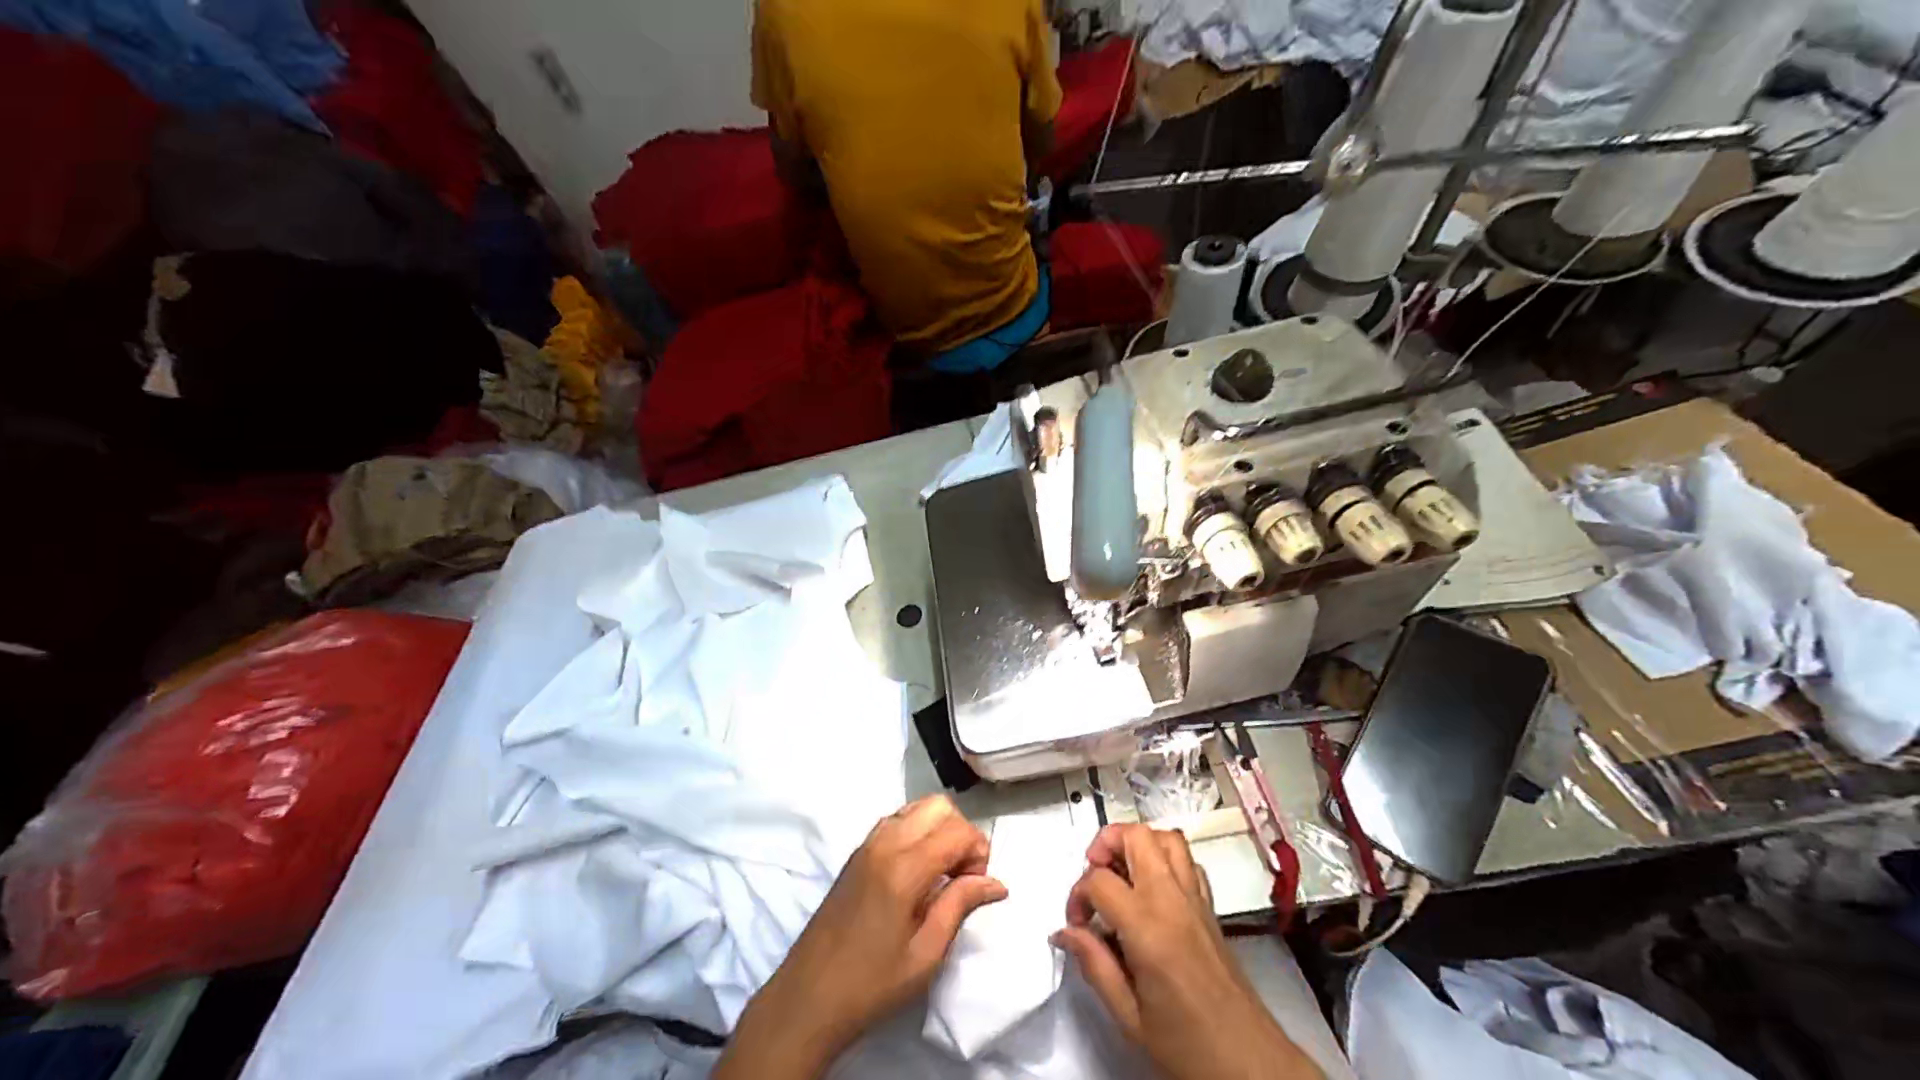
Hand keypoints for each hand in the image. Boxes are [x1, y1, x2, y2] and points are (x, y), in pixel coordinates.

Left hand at [714, 795, 1007, 1079]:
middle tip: (963, 877)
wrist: (808, 997)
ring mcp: (866, 845)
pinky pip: (896, 822)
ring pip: (916, 808)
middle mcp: (884, 843)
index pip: (956, 831)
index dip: (978, 852)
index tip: (978, 886)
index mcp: (903, 868)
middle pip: (938, 806)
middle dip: (961, 833)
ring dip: (938, 830)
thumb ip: (959, 906)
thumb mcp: (925, 955)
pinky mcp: (856, 854)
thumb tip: (995, 883)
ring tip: (942, 876)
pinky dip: (917, 832)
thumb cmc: (871, 984)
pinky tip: (918, 873)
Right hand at [1054, 825, 1320, 1079]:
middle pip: (1136, 836)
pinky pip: (1187, 861)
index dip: (1077, 896)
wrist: (1250, 1062)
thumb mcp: (1129, 1016)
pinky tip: (1151, 887)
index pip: (1099, 881)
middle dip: (1105, 844)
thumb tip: (1065, 933)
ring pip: (1166, 837)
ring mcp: (1196, 900)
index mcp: (1148, 928)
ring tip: (1120, 872)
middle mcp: (1173, 902)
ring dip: (1137, 843)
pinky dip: (1164, 858)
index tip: (1077, 924)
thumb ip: (1094, 965)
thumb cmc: (1189, 1047)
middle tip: (1093, 876)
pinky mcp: (1210, 907)